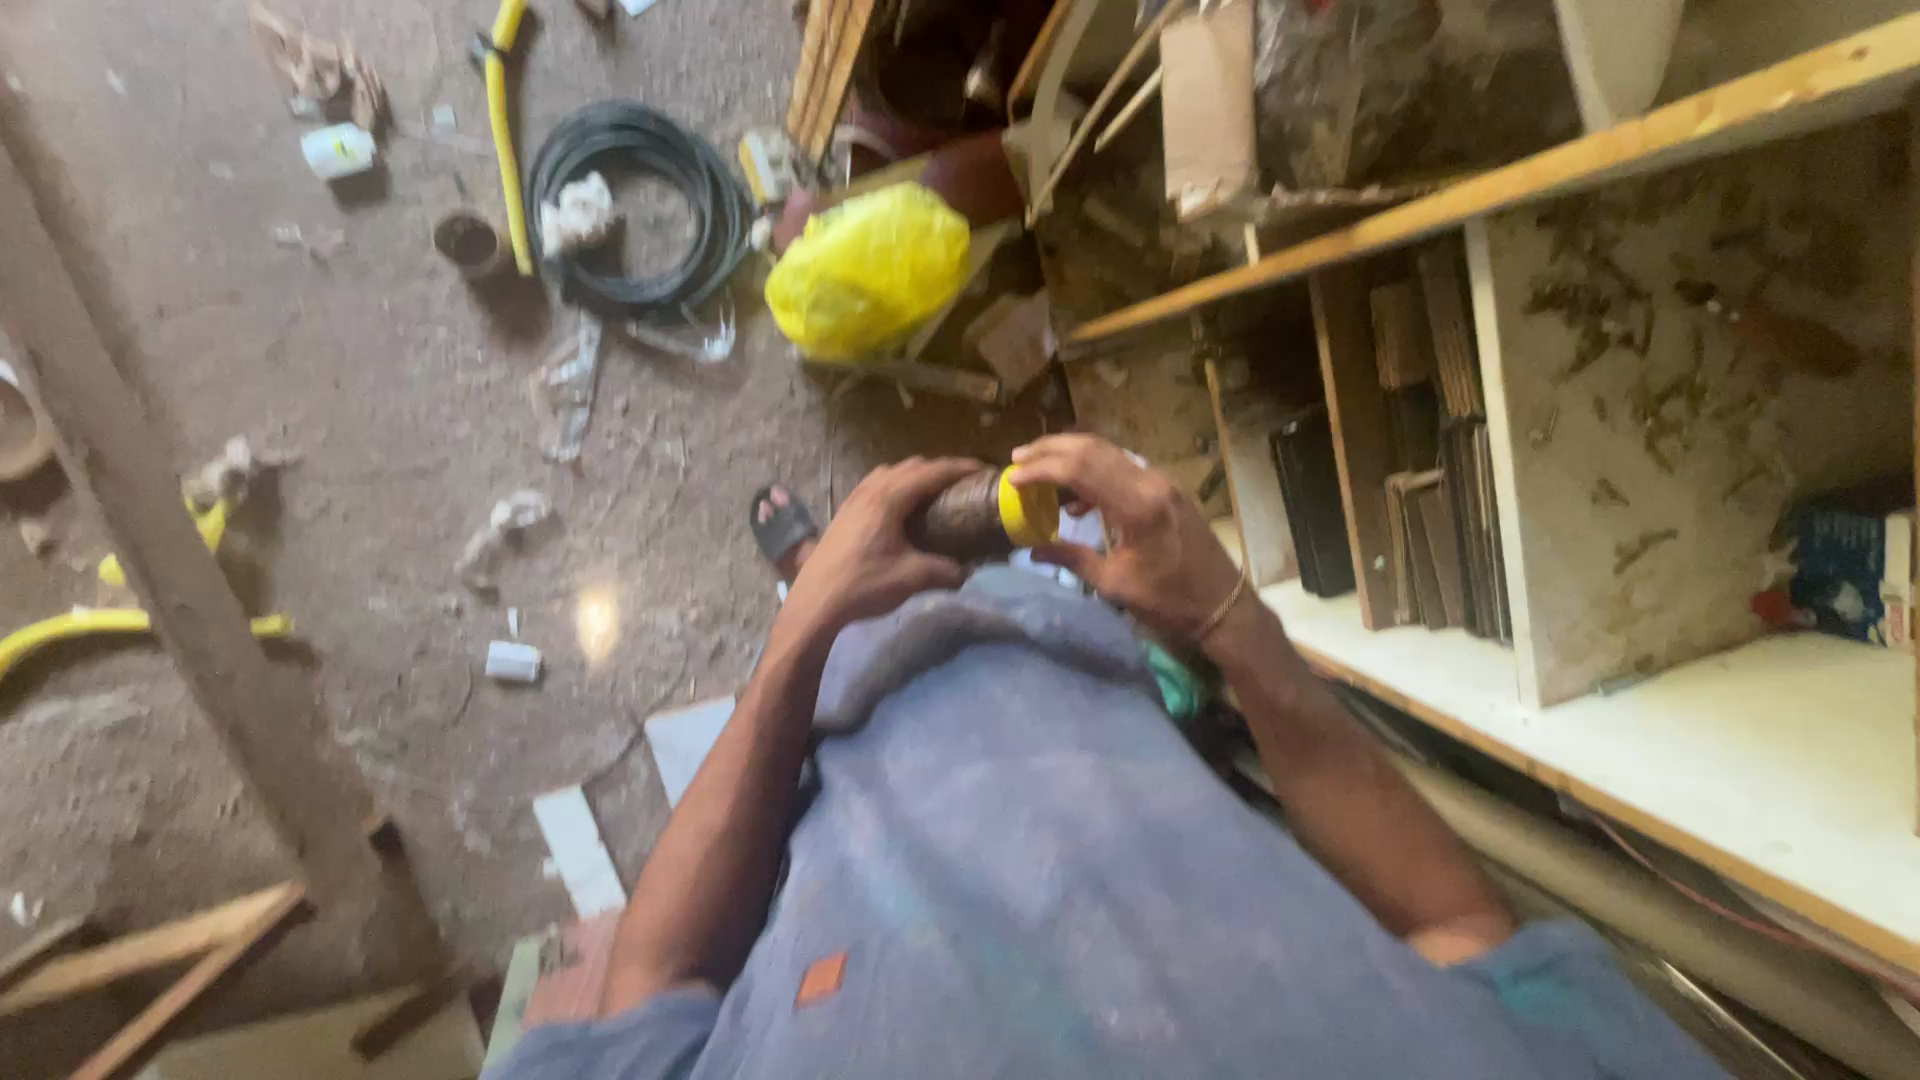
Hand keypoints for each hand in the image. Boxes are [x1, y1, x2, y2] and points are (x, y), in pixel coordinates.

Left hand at [775, 456, 985, 641]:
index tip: (982, 471)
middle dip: (939, 470)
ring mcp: (853, 499)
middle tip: (961, 486)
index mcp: (889, 498)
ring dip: (915, 476)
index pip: (931, 472)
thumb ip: (945, 571)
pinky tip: (900, 508)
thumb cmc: (865, 585)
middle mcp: (870, 490)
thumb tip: (967, 572)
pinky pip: (875, 485)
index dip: (960, 468)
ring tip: (933, 494)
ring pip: (890, 473)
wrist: (816, 601)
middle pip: (911, 466)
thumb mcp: (912, 578)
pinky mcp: (844, 512)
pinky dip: (895, 486)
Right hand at [1009, 434, 1248, 644]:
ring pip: (1108, 453)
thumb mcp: (1115, 585)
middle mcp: (1150, 483)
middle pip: (1093, 449)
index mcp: (1137, 507)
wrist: (1224, 606)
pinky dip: (1093, 471)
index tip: (1012, 476)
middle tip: (1017, 457)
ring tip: (1037, 467)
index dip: (1042, 469)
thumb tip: (1033, 550)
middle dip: (1051, 450)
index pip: (1080, 470)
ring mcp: (1161, 482)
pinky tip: (1075, 498)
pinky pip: (1122, 467)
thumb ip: (1073, 559)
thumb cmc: (1169, 602)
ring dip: (1070, 455)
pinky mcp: (1166, 489)